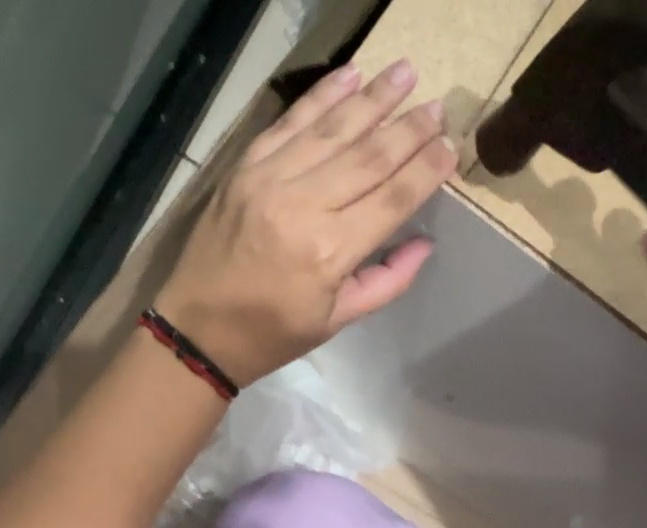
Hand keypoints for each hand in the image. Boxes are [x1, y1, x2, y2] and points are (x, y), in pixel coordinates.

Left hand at [154, 59, 458, 386]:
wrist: (196, 331)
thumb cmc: (270, 335)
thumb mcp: (335, 321)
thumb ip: (386, 281)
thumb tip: (424, 243)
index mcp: (328, 252)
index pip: (393, 198)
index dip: (426, 170)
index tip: (451, 148)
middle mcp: (301, 206)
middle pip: (368, 156)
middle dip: (409, 129)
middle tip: (438, 108)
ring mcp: (268, 181)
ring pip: (332, 129)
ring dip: (373, 98)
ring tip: (405, 74)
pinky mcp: (243, 170)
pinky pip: (290, 124)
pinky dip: (320, 98)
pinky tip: (350, 77)